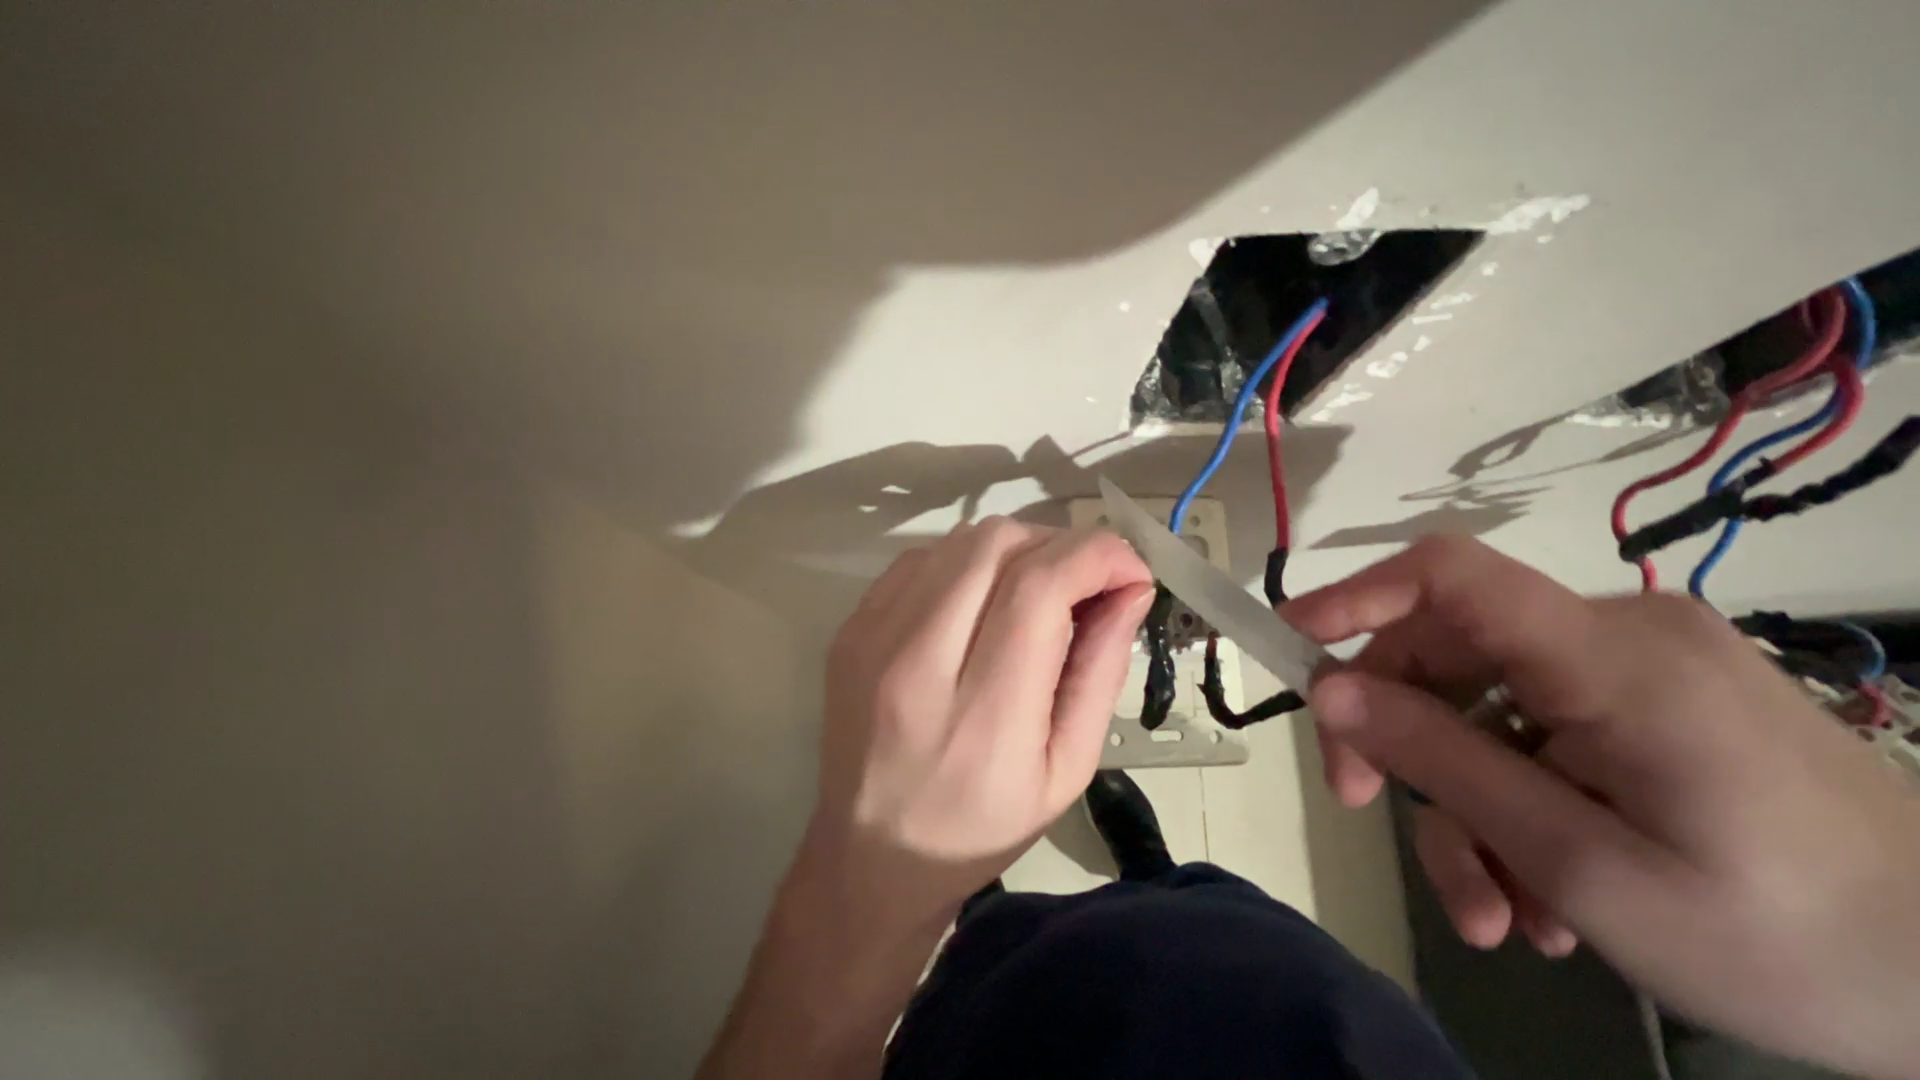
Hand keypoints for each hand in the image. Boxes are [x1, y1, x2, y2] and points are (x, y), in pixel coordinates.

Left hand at [799, 518, 1154, 931]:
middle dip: (1060, 546)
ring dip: (1016, 550)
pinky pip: (920, 558)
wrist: (871, 855)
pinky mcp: (851, 629)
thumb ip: (1101, 672)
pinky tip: (981, 601)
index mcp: (983, 712)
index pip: (1041, 585)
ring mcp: (873, 637)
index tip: (1130, 572)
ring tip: (1038, 593)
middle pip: (998, 545)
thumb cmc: (982, 826)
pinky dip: (966, 563)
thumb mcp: (1068, 770)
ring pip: (959, 540)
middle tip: (1086, 586)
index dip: (1099, 556)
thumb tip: (1128, 590)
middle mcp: (917, 661)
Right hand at [1284, 535, 1919, 1079]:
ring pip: (1491, 713)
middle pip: (1452, 653)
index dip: (1354, 593)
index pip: (1452, 575)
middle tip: (1369, 816)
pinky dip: (1519, 806)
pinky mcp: (1658, 707)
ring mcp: (1644, 670)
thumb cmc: (1782, 936)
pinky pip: (1544, 735)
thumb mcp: (1580, 863)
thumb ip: (1443, 764)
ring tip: (1495, 917)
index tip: (1288, 643)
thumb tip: (1331, 691)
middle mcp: (1621, 636)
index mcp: (1613, 657)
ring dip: (1467, 806)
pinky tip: (1543, 897)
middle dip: (1402, 742)